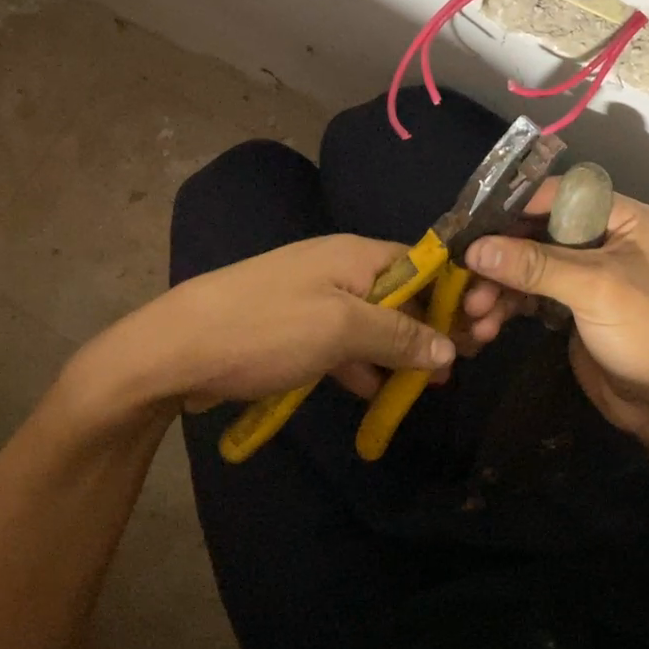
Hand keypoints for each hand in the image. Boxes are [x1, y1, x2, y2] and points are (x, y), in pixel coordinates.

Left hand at [65, 235, 455, 420]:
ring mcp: (316, 298)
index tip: (476, 334)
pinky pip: (343, 343)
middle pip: (403, 296)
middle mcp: (342, 268)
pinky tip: (375, 392)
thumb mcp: (341, 331)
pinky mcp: (295, 329)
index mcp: (358, 255)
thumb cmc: (265, 329)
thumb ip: (400, 336)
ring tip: (424, 389)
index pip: (425, 264)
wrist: (172, 350)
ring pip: (374, 323)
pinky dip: (362, 364)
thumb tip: (451, 348)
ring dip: (399, 353)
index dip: (453, 296)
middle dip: (430, 330)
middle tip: (454, 370)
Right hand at [465, 183, 648, 479]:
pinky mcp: (572, 308)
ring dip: (499, 287)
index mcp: (625, 219)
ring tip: (474, 311)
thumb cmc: (648, 333)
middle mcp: (605, 239)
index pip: (563, 195)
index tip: (474, 221)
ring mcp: (587, 275)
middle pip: (539, 232)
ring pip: (530, 267)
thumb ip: (535, 265)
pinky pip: (531, 296)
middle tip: (466, 276)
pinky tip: (486, 326)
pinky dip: (508, 307)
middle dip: (502, 256)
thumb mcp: (594, 290)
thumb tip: (475, 248)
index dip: (518, 205)